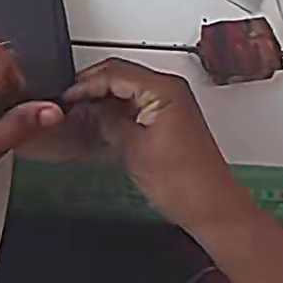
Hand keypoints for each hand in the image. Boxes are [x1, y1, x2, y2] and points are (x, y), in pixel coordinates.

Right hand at [61, 58, 247, 232]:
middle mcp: (169, 89)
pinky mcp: (169, 116)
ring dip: (104, 97)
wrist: (214, 210)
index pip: (114, 73)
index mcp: (163, 89)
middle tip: (70, 101)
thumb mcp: (133, 149)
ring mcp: (171, 102)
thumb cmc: (185, 184)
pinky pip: (136, 101)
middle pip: (121, 74)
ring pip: (127, 87)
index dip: (86, 84)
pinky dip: (117, 109)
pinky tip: (101, 122)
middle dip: (93, 86)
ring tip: (81, 112)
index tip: (68, 97)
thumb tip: (87, 109)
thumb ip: (106, 122)